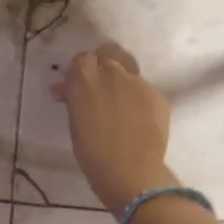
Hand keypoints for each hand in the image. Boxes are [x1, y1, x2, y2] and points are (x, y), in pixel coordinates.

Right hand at [52, 43, 173, 213]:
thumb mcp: (74, 122)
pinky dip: (138, 98)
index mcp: (84, 78)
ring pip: (128, 70)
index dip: (81, 70)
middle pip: (108, 53)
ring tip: (120, 102)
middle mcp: (112, 72)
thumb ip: (73, 99)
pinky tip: (137, 118)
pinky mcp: (158, 95)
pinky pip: (145, 89)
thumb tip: (65, 90)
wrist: (130, 171)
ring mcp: (138, 82)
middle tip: (100, 86)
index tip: (78, 85)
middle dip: (103, 64)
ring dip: (122, 80)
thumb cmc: (91, 151)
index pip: (82, 58)